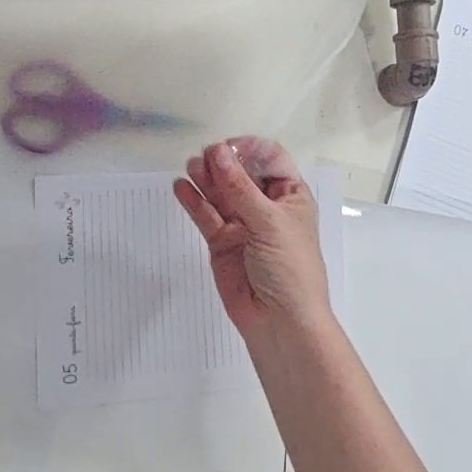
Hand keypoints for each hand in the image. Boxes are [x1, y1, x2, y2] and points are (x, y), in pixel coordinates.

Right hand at [173, 137, 329, 335]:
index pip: (269, 158)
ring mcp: (242, 224)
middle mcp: (266, 205)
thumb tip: (217, 152)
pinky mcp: (222, 242)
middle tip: (205, 158)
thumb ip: (239, 187)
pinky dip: (193, 202)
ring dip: (206, 178)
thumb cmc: (290, 268)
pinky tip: (181, 188)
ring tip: (192, 168)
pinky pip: (206, 215)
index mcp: (290, 195)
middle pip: (241, 173)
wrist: (280, 323)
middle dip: (223, 163)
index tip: (228, 148)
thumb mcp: (269, 222)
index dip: (250, 149)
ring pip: (220, 193)